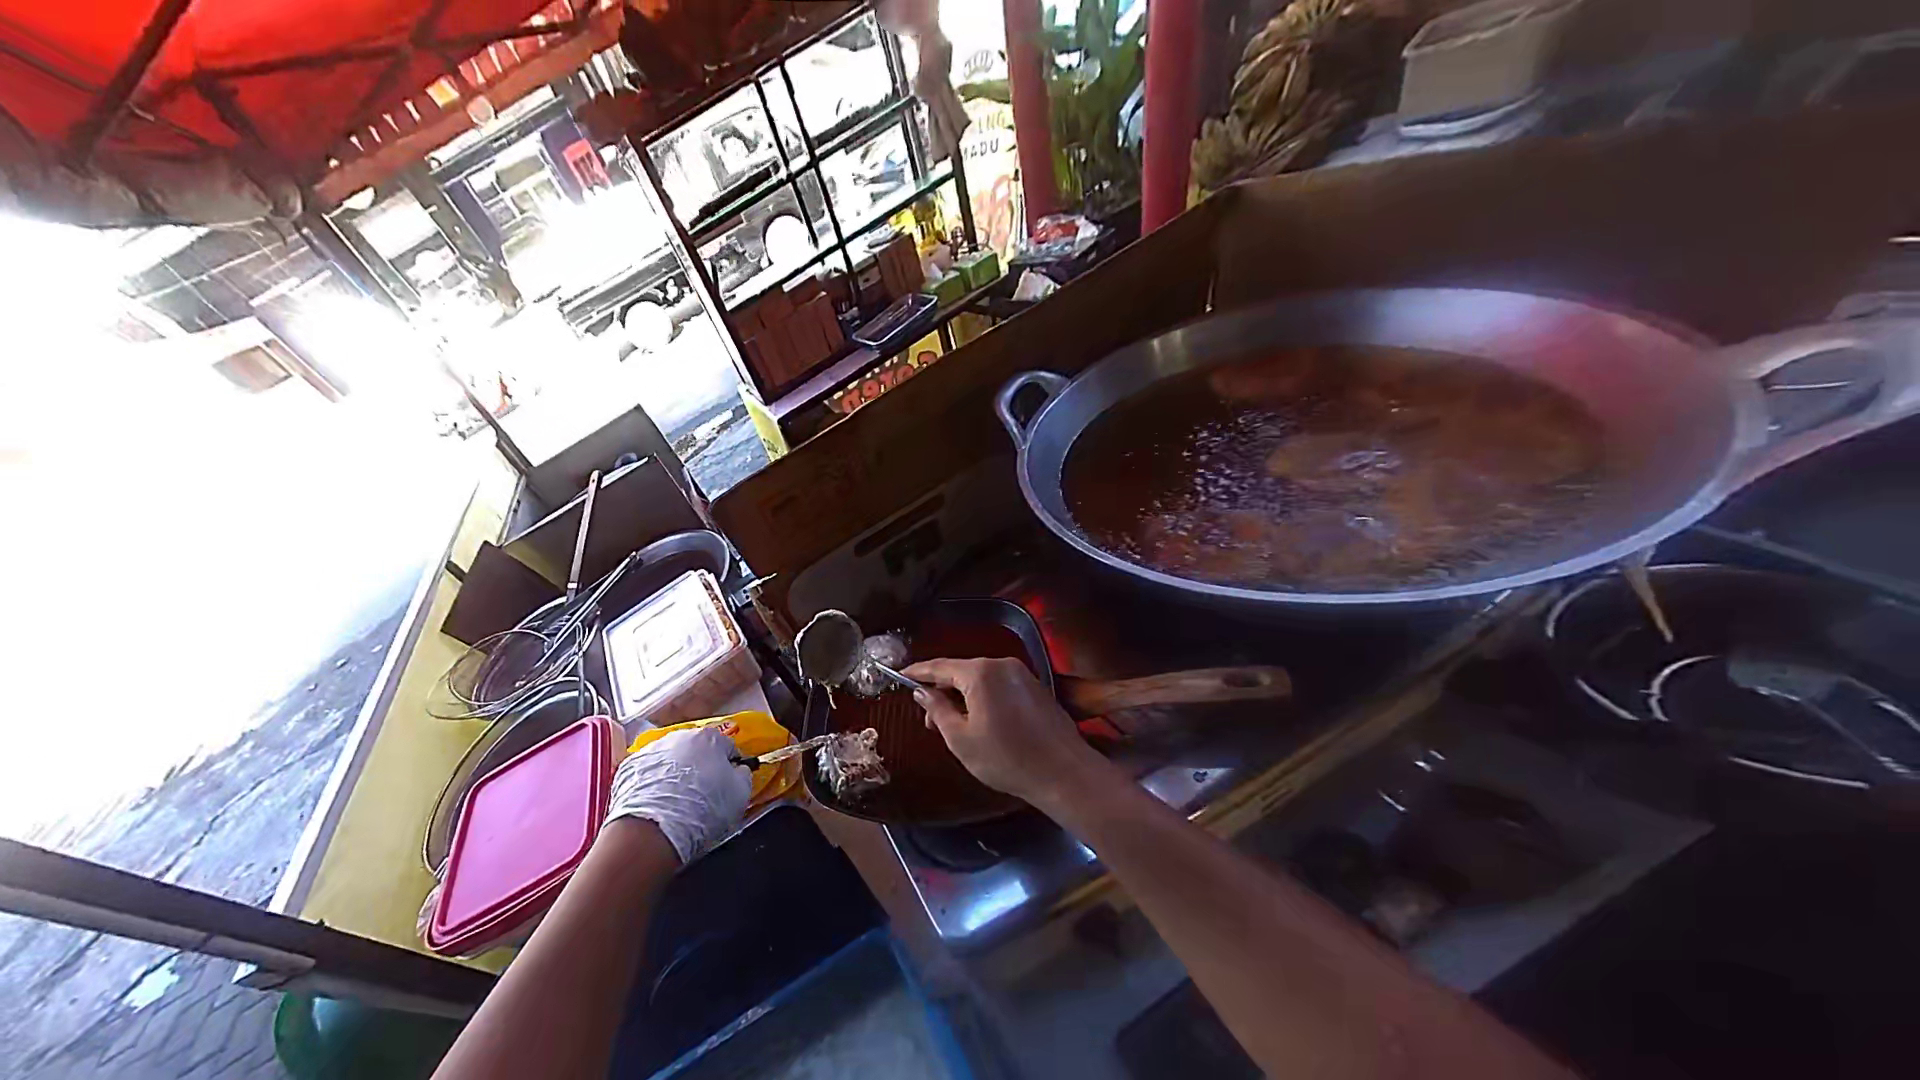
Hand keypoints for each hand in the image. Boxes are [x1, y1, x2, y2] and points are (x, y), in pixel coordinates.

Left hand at [604, 727, 749, 864]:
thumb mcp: (740, 794)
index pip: (727, 746)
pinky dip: (652, 784)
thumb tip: (739, 771)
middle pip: (697, 749)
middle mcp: (679, 736)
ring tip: (677, 802)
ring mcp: (650, 750)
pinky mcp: (627, 769)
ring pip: (670, 760)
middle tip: (703, 794)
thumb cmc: (702, 810)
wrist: (651, 831)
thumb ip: (744, 775)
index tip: (728, 784)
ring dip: (675, 774)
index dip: (730, 766)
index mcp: (710, 737)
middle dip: (701, 767)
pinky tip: (656, 805)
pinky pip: (647, 773)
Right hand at [904, 657, 1110, 809]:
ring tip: (954, 726)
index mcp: (980, 673)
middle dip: (942, 691)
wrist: (1063, 772)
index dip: (918, 672)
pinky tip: (980, 721)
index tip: (900, 675)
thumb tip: (922, 691)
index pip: (939, 666)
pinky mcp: (1036, 687)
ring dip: (963, 696)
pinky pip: (999, 685)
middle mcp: (1002, 665)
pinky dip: (984, 697)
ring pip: (981, 679)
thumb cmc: (1006, 758)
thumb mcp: (961, 739)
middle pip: (961, 671)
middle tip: (929, 721)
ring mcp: (1022, 674)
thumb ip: (938, 709)